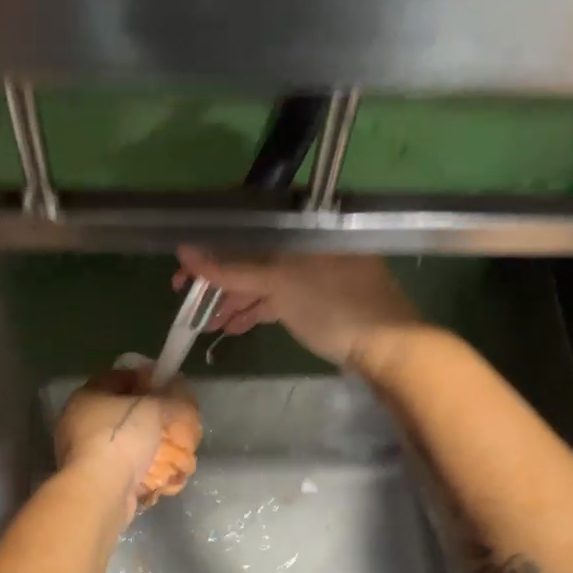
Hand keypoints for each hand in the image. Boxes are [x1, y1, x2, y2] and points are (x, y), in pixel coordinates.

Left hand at [54, 366, 194, 516]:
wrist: (101, 491)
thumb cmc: (122, 439)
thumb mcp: (153, 408)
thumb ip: (169, 397)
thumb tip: (179, 389)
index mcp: (86, 396)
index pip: (117, 378)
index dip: (145, 378)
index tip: (168, 386)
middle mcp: (78, 422)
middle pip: (119, 412)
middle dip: (147, 417)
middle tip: (171, 420)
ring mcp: (82, 454)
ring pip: (121, 442)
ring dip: (144, 446)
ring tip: (171, 450)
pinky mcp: (91, 480)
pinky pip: (120, 468)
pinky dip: (138, 469)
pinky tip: (158, 473)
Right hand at [173, 247, 422, 370]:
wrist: (387, 345)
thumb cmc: (333, 306)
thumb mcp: (279, 285)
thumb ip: (232, 270)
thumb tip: (185, 251)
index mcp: (301, 227)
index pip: (246, 228)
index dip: (212, 247)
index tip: (185, 270)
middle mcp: (307, 243)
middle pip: (253, 256)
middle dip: (219, 280)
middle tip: (186, 300)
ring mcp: (314, 273)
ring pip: (264, 281)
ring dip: (234, 301)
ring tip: (206, 324)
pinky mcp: (319, 300)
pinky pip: (278, 299)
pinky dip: (256, 311)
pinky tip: (232, 328)